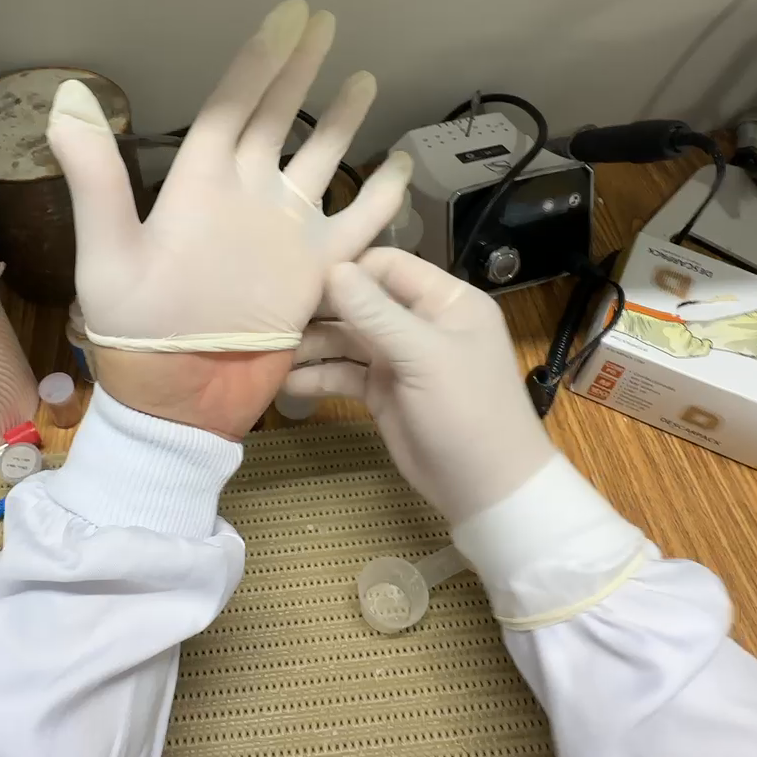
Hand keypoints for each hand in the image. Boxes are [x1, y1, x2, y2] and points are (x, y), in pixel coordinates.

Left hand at [48, 0, 411, 436]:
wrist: (180, 395)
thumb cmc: (138, 330)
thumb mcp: (108, 254)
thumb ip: (97, 177)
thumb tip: (67, 97)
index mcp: (200, 185)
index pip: (232, 106)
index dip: (258, 61)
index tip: (286, 16)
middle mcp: (246, 196)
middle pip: (277, 120)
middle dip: (299, 72)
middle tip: (324, 23)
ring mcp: (284, 231)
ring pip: (320, 161)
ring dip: (340, 122)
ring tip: (363, 78)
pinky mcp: (315, 269)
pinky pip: (356, 225)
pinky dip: (380, 200)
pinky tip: (399, 169)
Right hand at [282, 248, 556, 521]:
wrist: (486, 490)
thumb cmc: (468, 410)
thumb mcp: (424, 356)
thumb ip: (377, 313)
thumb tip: (333, 268)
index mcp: (445, 302)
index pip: (388, 266)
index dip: (348, 268)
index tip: (300, 275)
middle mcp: (419, 322)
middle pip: (361, 301)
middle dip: (320, 307)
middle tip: (272, 312)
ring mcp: (398, 358)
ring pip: (346, 338)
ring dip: (312, 343)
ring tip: (270, 348)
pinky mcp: (381, 391)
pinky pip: (343, 374)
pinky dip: (318, 377)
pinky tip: (286, 382)